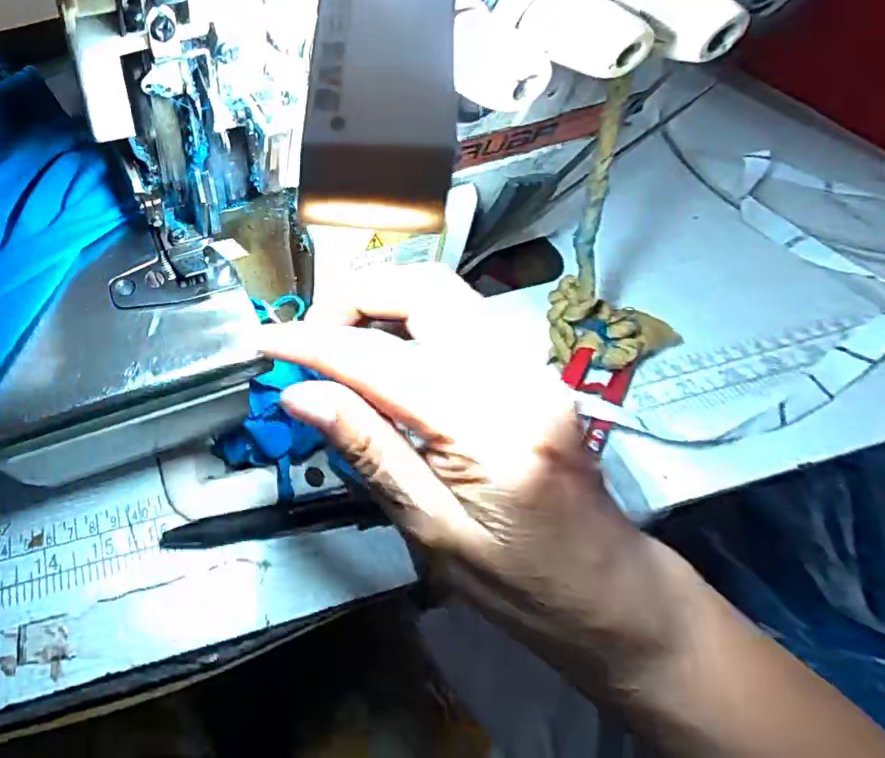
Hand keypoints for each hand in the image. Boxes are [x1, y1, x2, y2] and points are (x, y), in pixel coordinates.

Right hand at [264, 266, 884, 757]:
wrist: (620, 597)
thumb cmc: (525, 586)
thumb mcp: (430, 529)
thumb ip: (366, 448)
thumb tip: (298, 394)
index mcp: (491, 432)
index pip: (377, 360)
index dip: (309, 344)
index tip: (263, 342)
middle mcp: (519, 380)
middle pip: (421, 288)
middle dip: (350, 299)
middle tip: (310, 341)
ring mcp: (531, 365)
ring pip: (438, 289)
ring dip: (374, 302)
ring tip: (336, 345)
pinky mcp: (528, 364)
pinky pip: (453, 312)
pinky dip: (400, 315)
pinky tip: (379, 352)